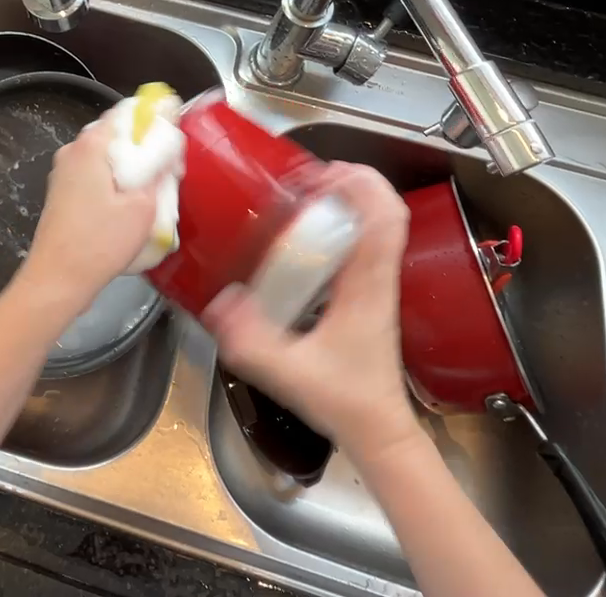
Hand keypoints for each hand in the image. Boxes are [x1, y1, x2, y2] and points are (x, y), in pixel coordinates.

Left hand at [19, 117, 157, 316]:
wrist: (57, 279)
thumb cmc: (100, 243)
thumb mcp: (143, 207)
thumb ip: (158, 173)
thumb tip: (167, 153)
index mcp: (90, 146)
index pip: (126, 113)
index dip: (153, 120)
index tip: (173, 135)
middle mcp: (72, 151)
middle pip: (116, 135)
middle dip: (143, 148)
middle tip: (168, 169)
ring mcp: (62, 172)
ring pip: (105, 158)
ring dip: (129, 169)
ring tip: (152, 193)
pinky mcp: (61, 192)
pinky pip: (94, 176)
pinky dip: (113, 184)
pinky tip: (129, 208)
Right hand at [202, 163, 420, 454]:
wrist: (378, 430)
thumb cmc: (345, 401)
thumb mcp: (290, 373)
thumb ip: (251, 342)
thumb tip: (220, 302)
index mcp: (366, 287)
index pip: (384, 220)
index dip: (360, 185)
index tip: (323, 175)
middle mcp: (377, 278)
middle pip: (386, 211)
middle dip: (352, 182)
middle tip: (309, 178)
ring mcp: (376, 284)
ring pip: (379, 224)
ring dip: (350, 199)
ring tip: (307, 194)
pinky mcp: (368, 293)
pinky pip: (366, 242)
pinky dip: (344, 223)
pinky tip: (308, 233)